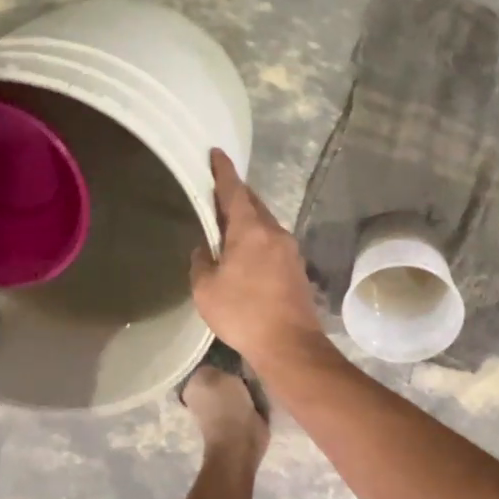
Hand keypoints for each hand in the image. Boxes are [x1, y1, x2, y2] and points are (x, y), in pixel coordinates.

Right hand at [189, 149, 324, 363]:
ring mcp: (290, 249)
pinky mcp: (297, 268)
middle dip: (237, 194)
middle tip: (218, 190)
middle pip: (253, 204)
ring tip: (229, 222)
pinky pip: (273, 242)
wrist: (290, 344)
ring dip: (248, 218)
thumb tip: (205, 250)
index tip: (217, 153)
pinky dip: (258, 238)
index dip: (223, 171)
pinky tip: (247, 251)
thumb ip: (201, 262)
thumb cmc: (243, 313)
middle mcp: (274, 232)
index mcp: (250, 230)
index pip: (234, 190)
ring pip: (265, 223)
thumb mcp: (206, 289)